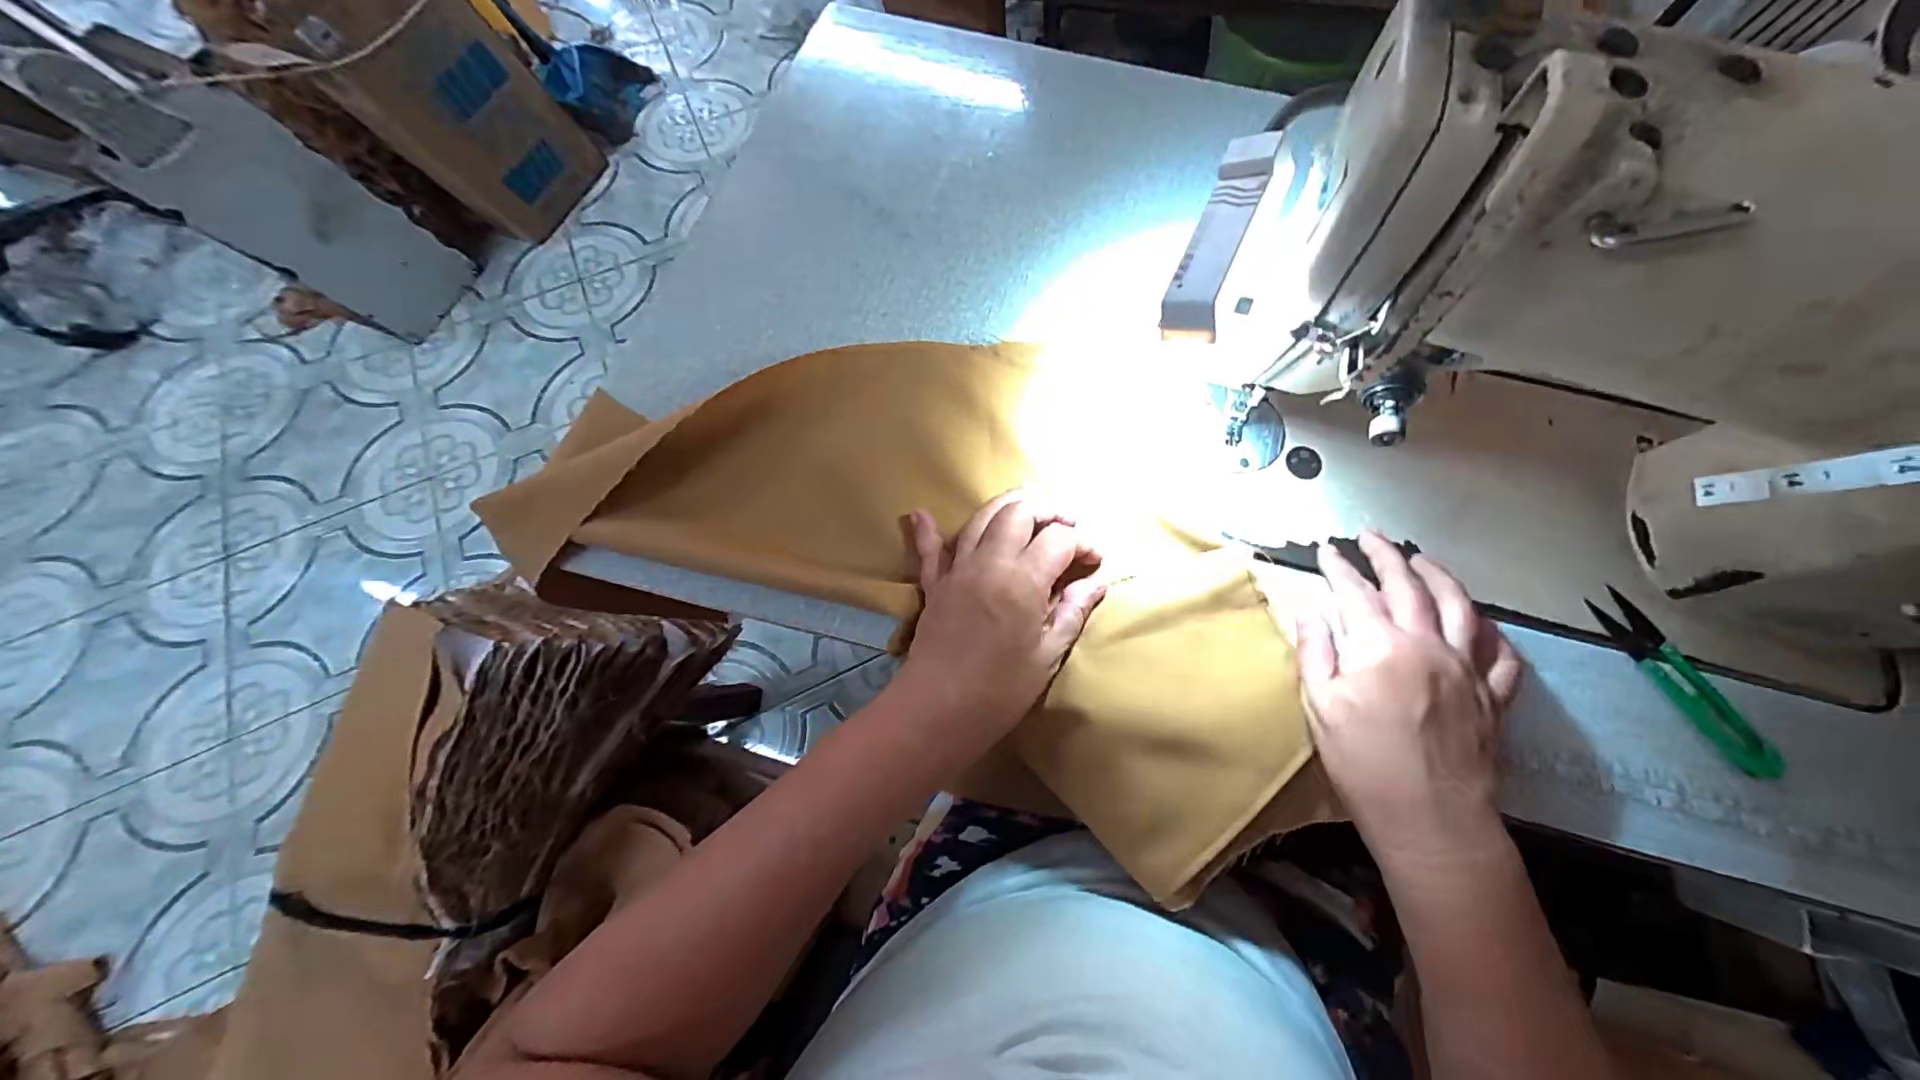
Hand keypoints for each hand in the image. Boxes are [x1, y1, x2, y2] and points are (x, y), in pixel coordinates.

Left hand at [895, 490, 1106, 743]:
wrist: (939, 708)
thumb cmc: (1002, 690)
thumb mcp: (1048, 654)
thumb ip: (1072, 612)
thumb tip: (1097, 584)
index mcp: (1024, 580)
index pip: (1060, 539)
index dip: (1083, 544)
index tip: (1095, 561)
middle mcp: (990, 562)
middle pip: (1019, 512)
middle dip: (1048, 510)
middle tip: (1067, 525)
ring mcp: (958, 570)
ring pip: (981, 518)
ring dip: (1006, 506)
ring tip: (1027, 508)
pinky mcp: (934, 584)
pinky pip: (929, 549)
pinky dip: (928, 530)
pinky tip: (922, 514)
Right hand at [1294, 531, 1523, 872]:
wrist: (1431, 820)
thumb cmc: (1363, 764)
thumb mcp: (1320, 708)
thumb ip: (1316, 653)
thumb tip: (1312, 611)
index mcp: (1382, 648)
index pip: (1356, 593)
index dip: (1339, 568)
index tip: (1326, 550)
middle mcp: (1429, 646)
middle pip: (1409, 586)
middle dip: (1386, 555)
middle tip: (1370, 536)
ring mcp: (1467, 669)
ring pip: (1459, 607)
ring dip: (1439, 575)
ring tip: (1422, 558)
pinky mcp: (1493, 696)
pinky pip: (1501, 654)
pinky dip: (1491, 632)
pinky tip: (1481, 623)